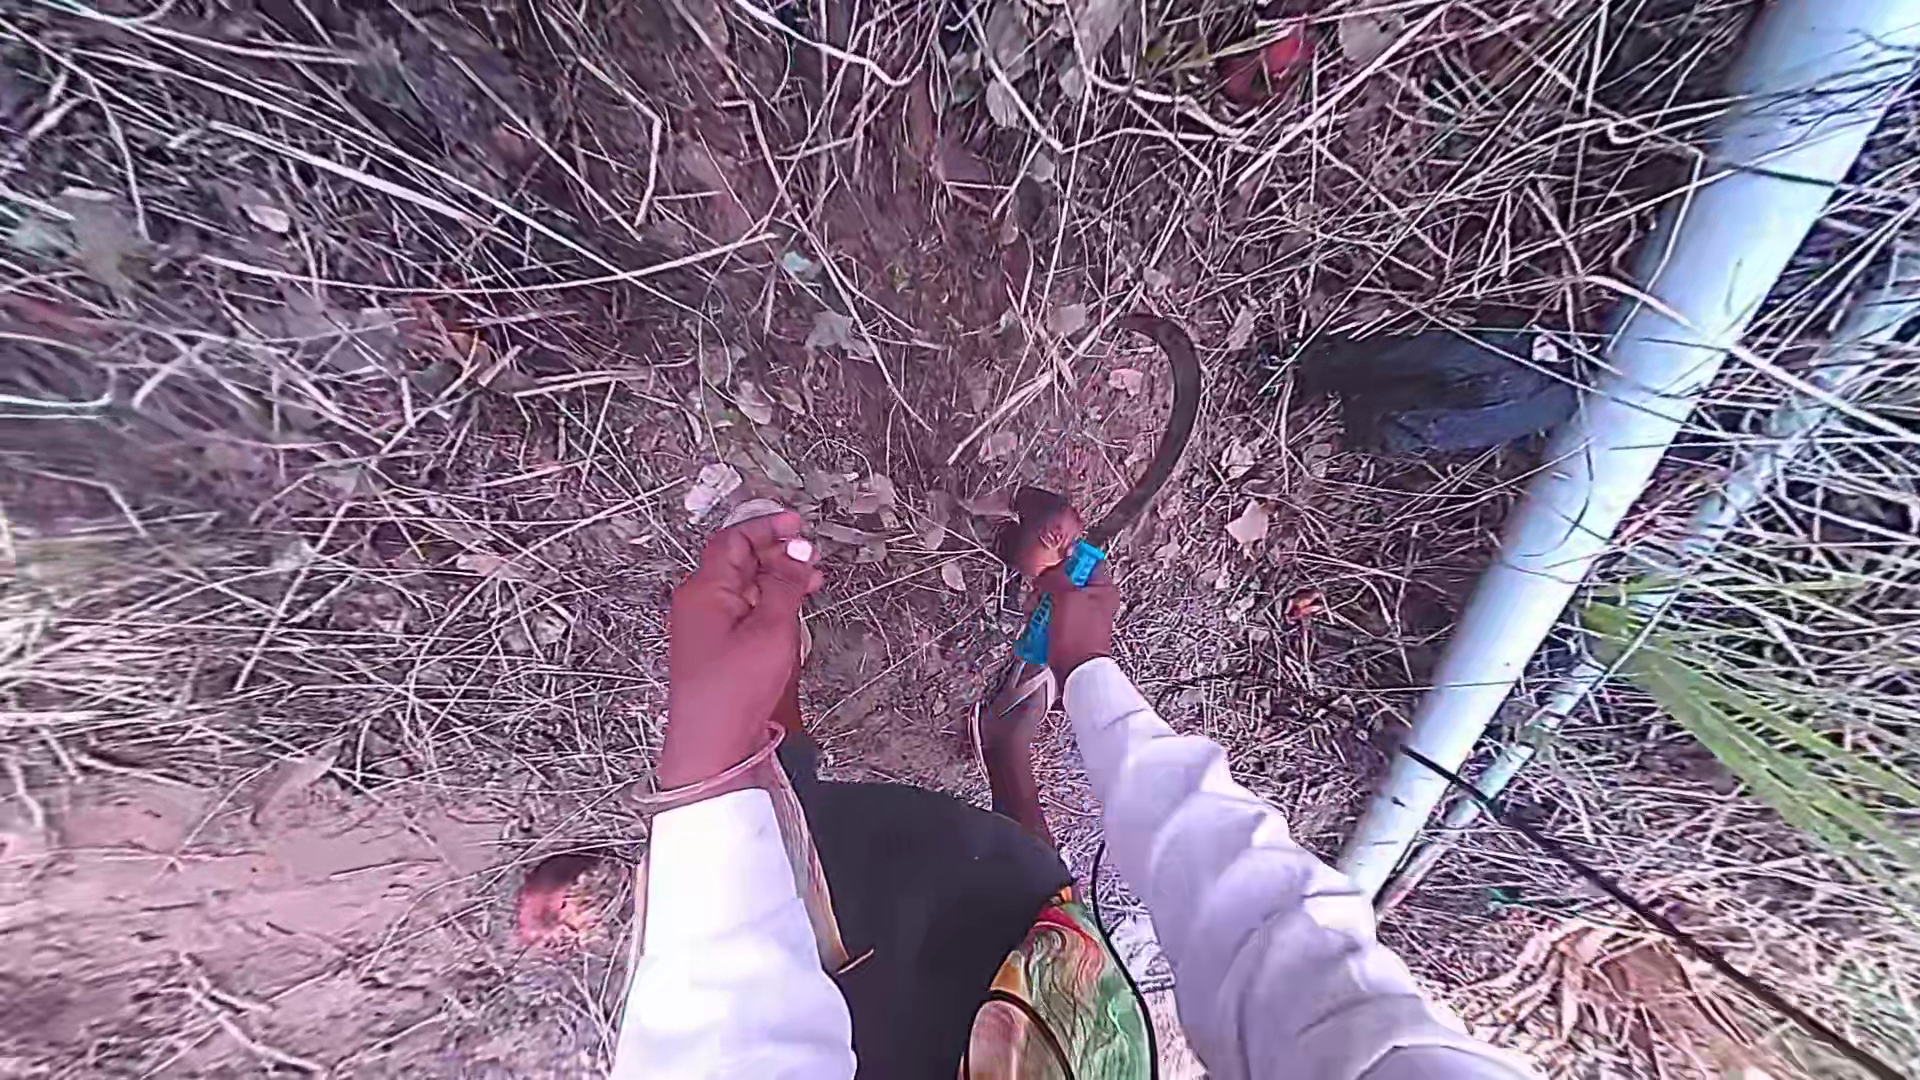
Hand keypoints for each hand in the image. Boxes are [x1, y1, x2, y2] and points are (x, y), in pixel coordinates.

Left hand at [660, 511, 821, 789]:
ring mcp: (707, 624)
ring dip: (777, 577)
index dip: (767, 527)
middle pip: (739, 560)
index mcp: (705, 590)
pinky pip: (744, 608)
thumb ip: (786, 584)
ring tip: (809, 579)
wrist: (714, 743)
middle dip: (777, 552)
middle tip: (808, 553)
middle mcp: (701, 602)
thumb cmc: (733, 690)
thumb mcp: (771, 628)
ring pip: (745, 585)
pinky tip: (791, 608)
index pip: (734, 540)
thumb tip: (798, 550)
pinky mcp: (717, 644)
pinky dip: (770, 600)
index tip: (795, 524)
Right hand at [1034, 562, 1117, 677]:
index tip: (1054, 570)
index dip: (1067, 564)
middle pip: (1064, 582)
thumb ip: (1057, 577)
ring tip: (1036, 615)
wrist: (1076, 672)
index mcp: (1103, 589)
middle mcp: (1095, 602)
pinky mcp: (1069, 631)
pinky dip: (1041, 620)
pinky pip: (1051, 617)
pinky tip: (1037, 626)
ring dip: (1040, 606)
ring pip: (1054, 600)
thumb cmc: (1080, 638)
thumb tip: (1050, 570)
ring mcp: (1081, 617)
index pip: (1084, 562)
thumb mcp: (1066, 596)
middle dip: (1046, 589)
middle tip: (1041, 596)